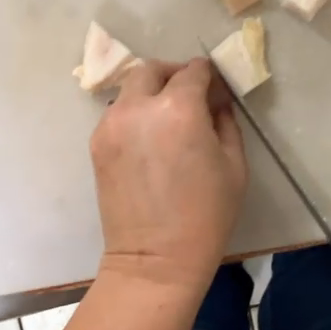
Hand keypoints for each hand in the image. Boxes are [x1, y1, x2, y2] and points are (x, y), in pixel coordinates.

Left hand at [90, 59, 247, 289]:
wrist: (156, 259)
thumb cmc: (206, 216)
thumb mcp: (234, 165)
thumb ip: (225, 121)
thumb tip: (216, 102)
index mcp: (178, 109)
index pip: (192, 72)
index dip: (208, 77)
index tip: (216, 92)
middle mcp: (138, 108)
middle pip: (152, 70)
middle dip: (172, 75)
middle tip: (189, 95)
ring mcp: (110, 126)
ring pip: (129, 91)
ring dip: (150, 94)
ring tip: (167, 120)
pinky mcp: (97, 146)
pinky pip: (116, 116)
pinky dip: (133, 116)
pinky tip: (148, 141)